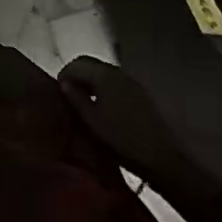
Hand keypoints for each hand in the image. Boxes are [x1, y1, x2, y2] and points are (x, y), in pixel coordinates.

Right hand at [58, 56, 186, 180]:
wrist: (163, 158)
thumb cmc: (122, 139)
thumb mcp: (93, 121)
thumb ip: (76, 98)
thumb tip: (64, 83)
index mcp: (104, 75)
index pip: (78, 63)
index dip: (65, 73)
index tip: (58, 89)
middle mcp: (118, 71)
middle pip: (92, 64)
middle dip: (77, 75)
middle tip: (69, 94)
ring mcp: (132, 82)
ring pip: (105, 74)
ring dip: (91, 82)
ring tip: (84, 102)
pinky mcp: (141, 94)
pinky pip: (116, 83)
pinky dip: (105, 88)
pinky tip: (104, 107)